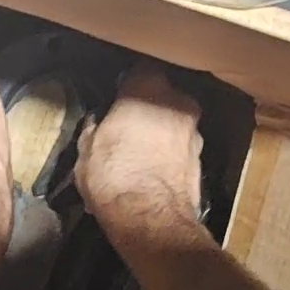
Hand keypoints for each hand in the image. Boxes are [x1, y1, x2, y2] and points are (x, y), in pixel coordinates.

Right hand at [76, 63, 203, 227]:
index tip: (118, 92)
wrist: (151, 220)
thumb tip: (97, 124)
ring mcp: (195, 132)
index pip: (142, 69)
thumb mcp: (86, 150)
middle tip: (128, 125)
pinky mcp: (202, 160)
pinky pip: (181, 149)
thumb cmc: (113, 176)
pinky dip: (169, 155)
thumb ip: (95, 129)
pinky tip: (152, 171)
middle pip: (164, 96)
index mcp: (148, 89)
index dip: (130, 80)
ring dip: (161, 133)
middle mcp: (179, 103)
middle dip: (149, 107)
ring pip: (175, 123)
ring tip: (140, 153)